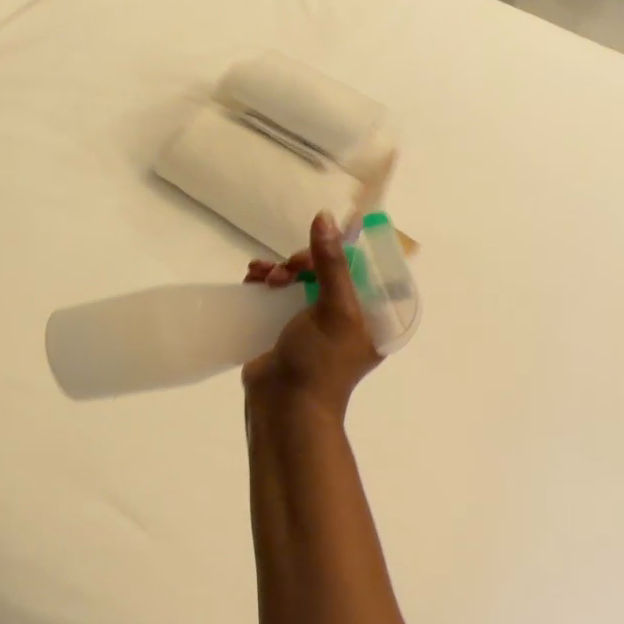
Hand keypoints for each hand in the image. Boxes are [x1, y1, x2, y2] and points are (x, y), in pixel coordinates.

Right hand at [241, 212, 379, 420]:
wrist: (285, 405)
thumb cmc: (320, 361)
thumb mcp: (333, 310)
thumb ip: (330, 264)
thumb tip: (325, 217)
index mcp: (371, 315)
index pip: (358, 267)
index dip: (334, 251)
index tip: (311, 252)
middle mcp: (345, 316)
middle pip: (324, 269)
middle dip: (299, 262)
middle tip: (281, 272)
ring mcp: (313, 322)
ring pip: (298, 278)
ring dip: (278, 269)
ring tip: (260, 276)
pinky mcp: (284, 328)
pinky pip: (278, 293)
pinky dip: (265, 281)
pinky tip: (252, 280)